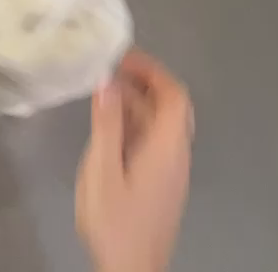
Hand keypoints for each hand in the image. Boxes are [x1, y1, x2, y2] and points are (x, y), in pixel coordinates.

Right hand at [76, 50, 193, 271]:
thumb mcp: (102, 168)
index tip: (122, 56)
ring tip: (102, 90)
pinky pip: (153, 141)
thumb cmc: (115, 220)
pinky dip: (134, 122)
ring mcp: (170, 172)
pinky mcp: (160, 184)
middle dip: (143, 82)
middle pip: (171, 108)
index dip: (152, 71)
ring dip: (136, 102)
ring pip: (161, 125)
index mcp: (167, 149)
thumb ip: (106, 123)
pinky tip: (107, 124)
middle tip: (109, 68)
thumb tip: (107, 80)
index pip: (175, 96)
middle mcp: (176, 156)